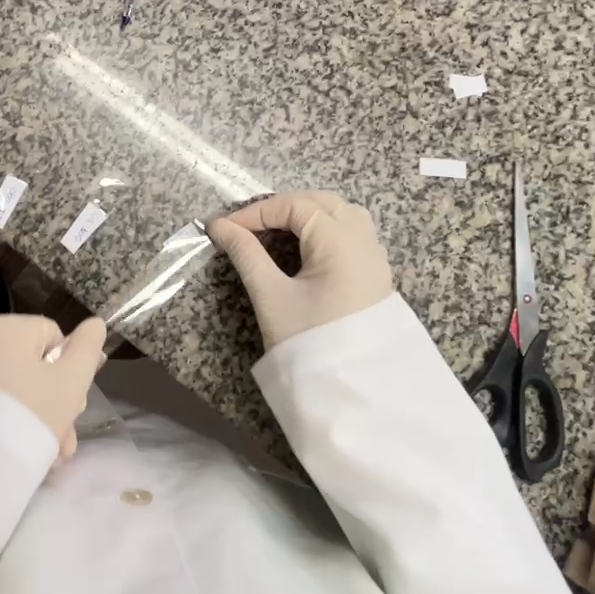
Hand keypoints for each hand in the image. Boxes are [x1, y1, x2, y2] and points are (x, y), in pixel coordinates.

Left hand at [0, 314, 106, 457]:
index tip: (72, 409)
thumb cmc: (26, 417)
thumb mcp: (69, 385)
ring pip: (2, 385)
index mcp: (6, 327)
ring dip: (24, 414)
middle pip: (24, 363)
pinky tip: (4, 450)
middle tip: (59, 443)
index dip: (66, 371)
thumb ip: (86, 351)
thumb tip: (96, 323)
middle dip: (47, 401)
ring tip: (38, 458)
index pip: (50, 336)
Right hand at [207, 191, 395, 349]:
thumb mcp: (271, 295)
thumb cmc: (309, 341)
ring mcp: (375, 257)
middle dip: (281, 207)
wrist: (355, 391)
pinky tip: (304, 248)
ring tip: (275, 231)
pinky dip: (325, 228)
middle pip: (319, 202)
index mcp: (339, 241)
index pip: (293, 206)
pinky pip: (352, 232)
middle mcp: (363, 240)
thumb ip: (245, 254)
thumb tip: (218, 226)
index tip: (225, 228)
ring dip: (306, 214)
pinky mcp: (376, 274)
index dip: (256, 212)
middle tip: (248, 227)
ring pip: (340, 213)